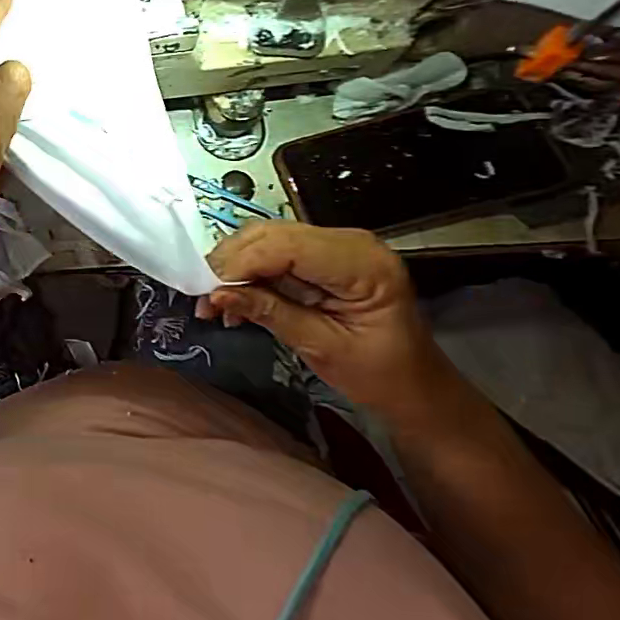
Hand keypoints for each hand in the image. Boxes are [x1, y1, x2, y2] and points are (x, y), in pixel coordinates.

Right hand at [197, 220, 462, 422]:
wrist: (414, 385)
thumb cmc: (380, 375)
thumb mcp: (323, 348)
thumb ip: (270, 314)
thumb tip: (216, 296)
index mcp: (364, 264)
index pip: (287, 246)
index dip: (242, 263)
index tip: (209, 292)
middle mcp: (349, 242)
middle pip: (271, 234)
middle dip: (232, 263)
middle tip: (206, 299)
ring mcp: (334, 245)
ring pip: (265, 238)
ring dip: (234, 267)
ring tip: (215, 302)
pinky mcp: (320, 255)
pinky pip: (272, 252)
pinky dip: (247, 272)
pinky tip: (234, 299)